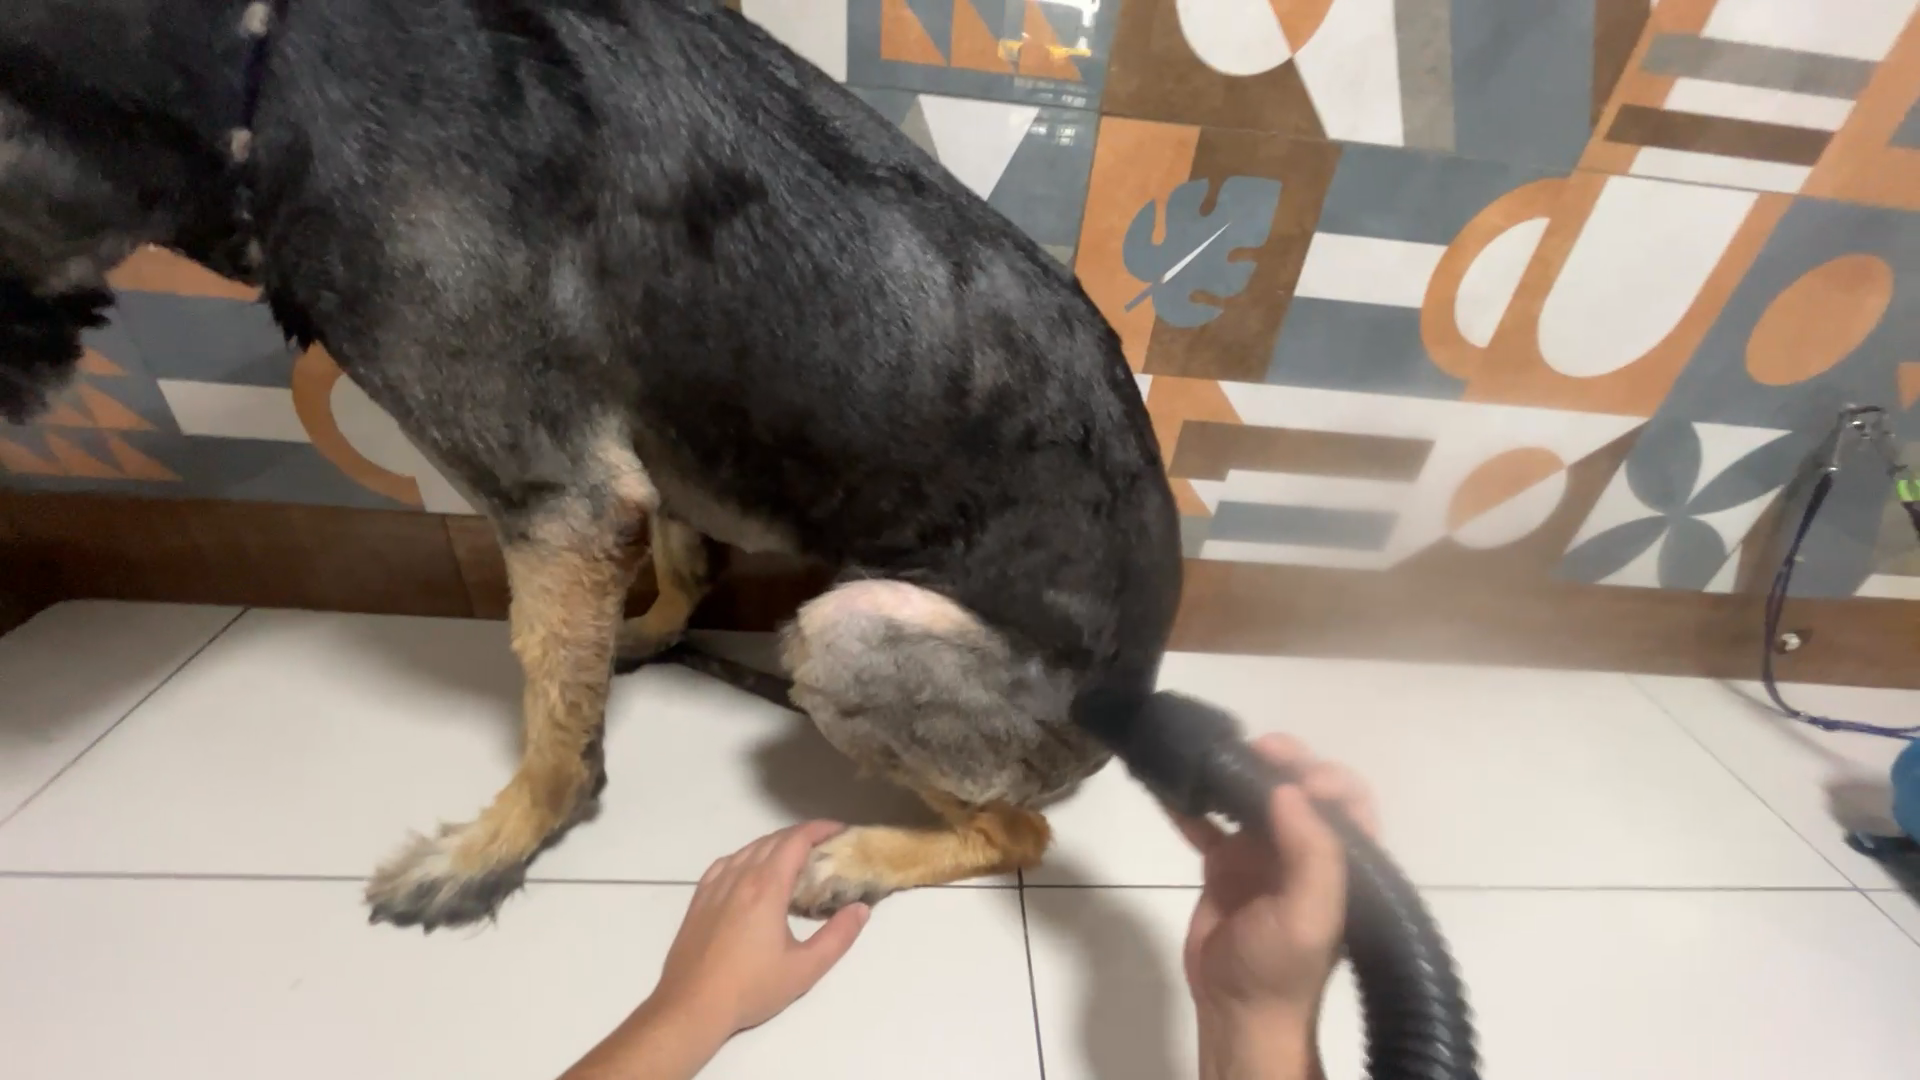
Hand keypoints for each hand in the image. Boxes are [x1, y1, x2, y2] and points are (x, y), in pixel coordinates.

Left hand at [652, 820, 871, 1036]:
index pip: (796, 839)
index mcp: (767, 886)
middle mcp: (741, 876)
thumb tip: (862, 909)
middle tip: (825, 847)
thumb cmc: (749, 989)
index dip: (820, 829)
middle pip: (775, 839)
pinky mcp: (699, 899)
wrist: (689, 1009)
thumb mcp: (804, 969)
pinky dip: (747, 856)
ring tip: (793, 858)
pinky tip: (751, 871)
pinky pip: (726, 862)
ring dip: (776, 844)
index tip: (840, 831)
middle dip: (802, 835)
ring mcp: (716, 886)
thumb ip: (838, 936)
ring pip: (750, 848)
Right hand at [1170, 736, 1376, 1079]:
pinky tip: (1167, 787)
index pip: (1349, 802)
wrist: (1235, 1010)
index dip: (1328, 778)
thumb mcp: (1310, 916)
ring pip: (1252, 795)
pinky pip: (1206, 821)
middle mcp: (1303, 849)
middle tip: (1252, 747)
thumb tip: (1287, 789)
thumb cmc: (1282, 967)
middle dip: (1280, 761)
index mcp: (1337, 861)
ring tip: (1211, 757)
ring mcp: (1260, 853)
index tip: (1293, 775)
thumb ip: (1312, 853)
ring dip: (1234, 771)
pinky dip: (1187, 802)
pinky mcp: (1223, 862)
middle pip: (1298, 787)